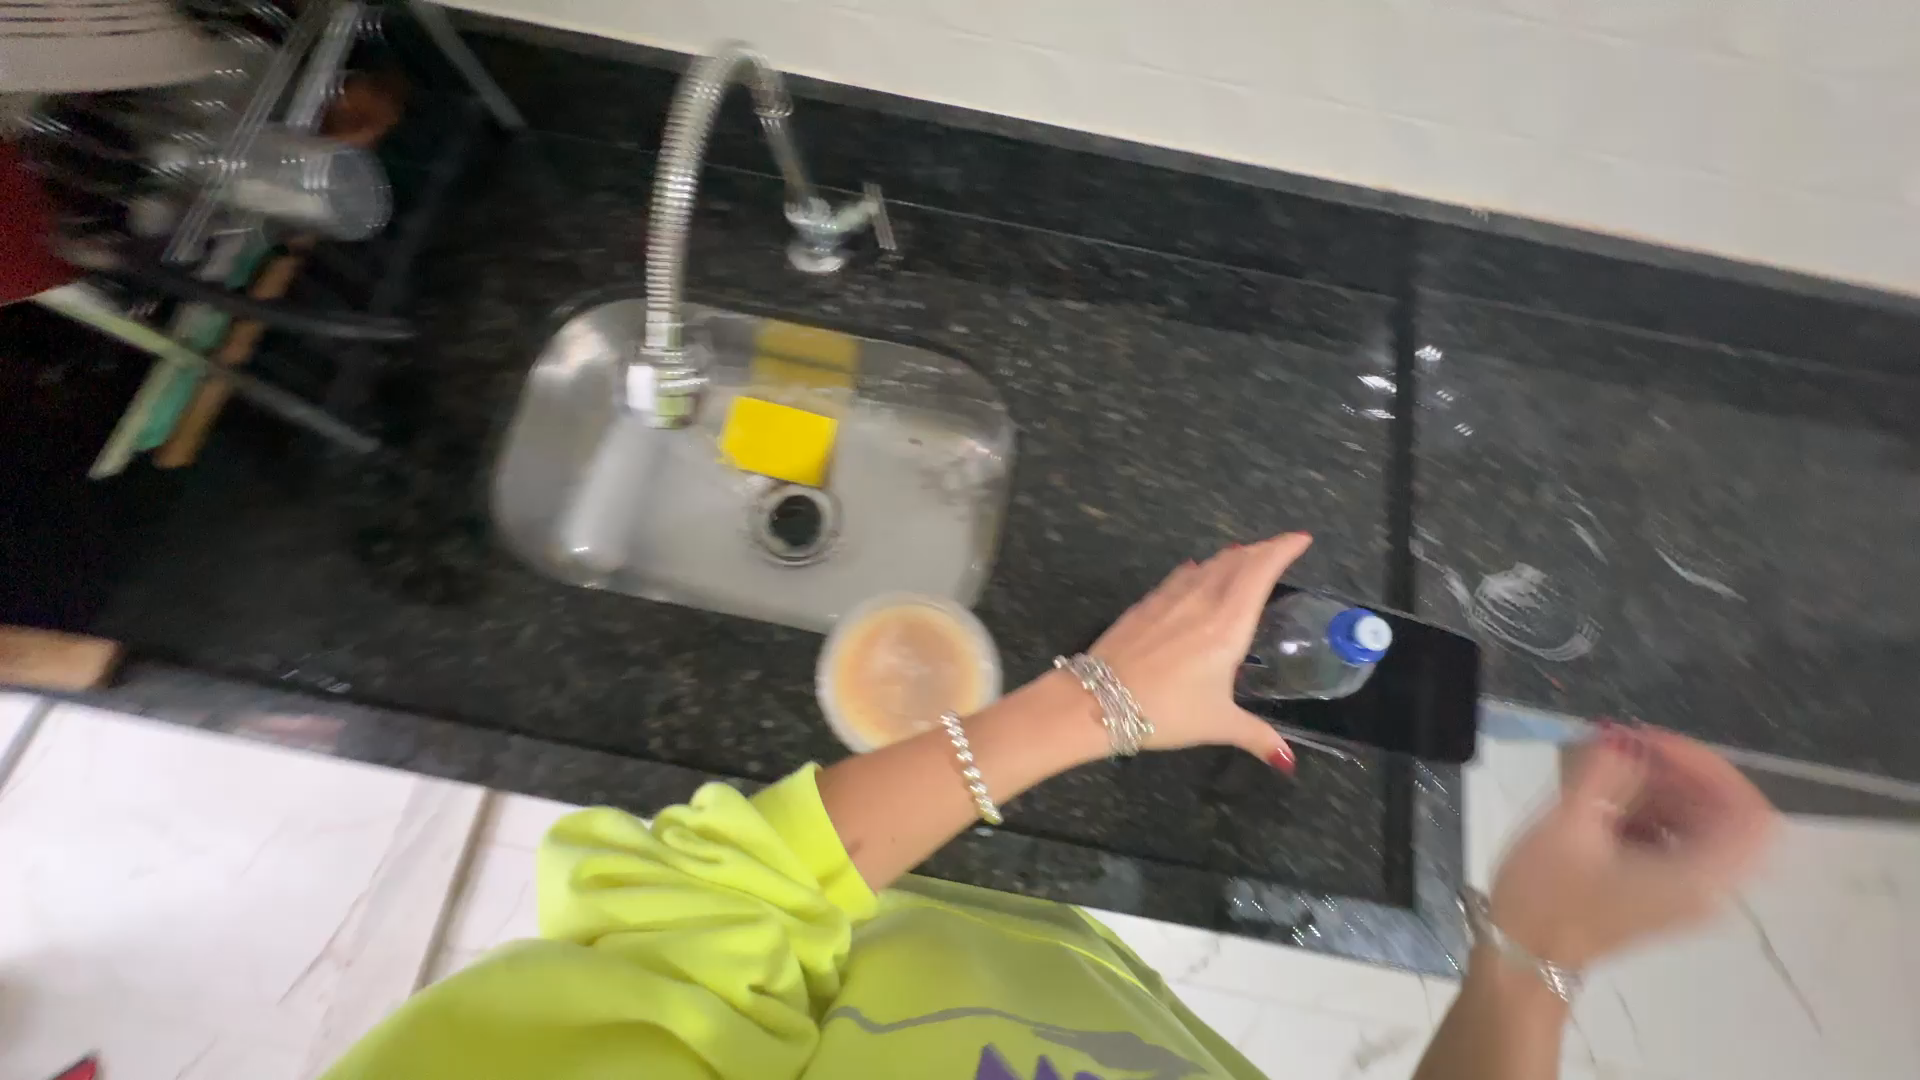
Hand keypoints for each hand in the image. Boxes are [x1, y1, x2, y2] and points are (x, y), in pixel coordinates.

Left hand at [1088, 532, 1312, 771]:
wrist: (1096, 700)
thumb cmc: (1164, 712)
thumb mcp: (1218, 724)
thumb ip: (1257, 736)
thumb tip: (1286, 761)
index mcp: (1227, 625)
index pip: (1260, 572)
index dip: (1282, 550)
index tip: (1301, 539)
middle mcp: (1201, 602)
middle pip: (1236, 562)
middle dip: (1261, 550)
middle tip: (1279, 549)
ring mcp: (1168, 599)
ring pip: (1206, 565)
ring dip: (1230, 558)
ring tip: (1245, 558)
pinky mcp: (1144, 604)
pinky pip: (1180, 576)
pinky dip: (1199, 570)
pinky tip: (1197, 573)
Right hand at [1488, 725, 1775, 969]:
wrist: (1525, 951)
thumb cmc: (1547, 893)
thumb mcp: (1566, 827)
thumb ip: (1599, 777)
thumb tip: (1621, 738)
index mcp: (1698, 876)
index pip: (1747, 812)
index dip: (1706, 766)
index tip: (1647, 741)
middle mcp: (1706, 885)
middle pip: (1720, 815)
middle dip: (1672, 773)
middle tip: (1617, 749)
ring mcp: (1683, 890)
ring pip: (1694, 824)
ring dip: (1653, 789)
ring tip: (1598, 769)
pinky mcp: (1657, 889)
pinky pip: (1669, 839)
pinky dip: (1641, 810)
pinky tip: (1595, 799)